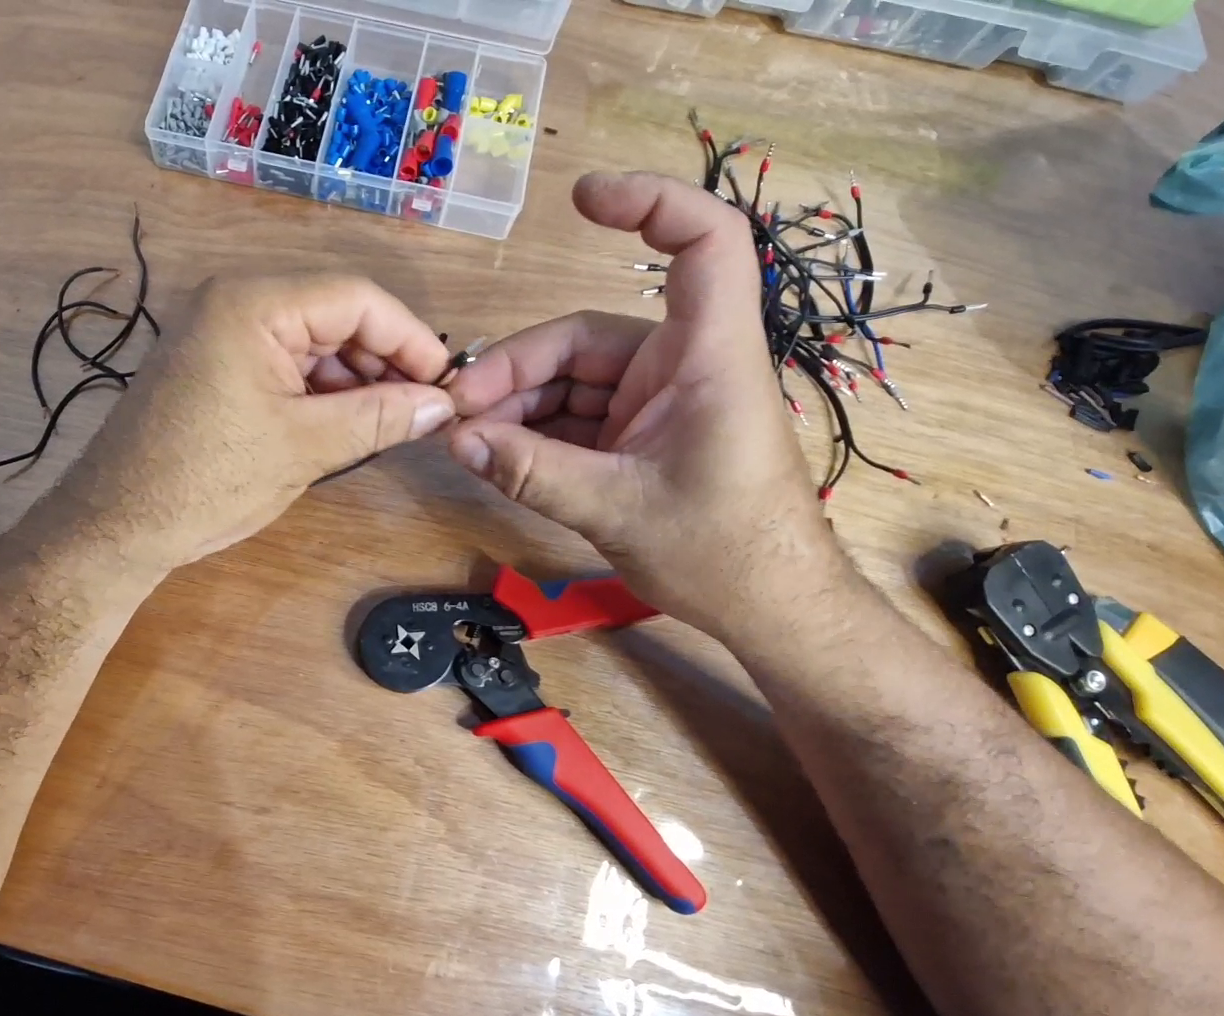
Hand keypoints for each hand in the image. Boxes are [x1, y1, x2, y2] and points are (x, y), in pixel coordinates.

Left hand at [56, 274, 455, 569]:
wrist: (117, 524)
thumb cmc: (206, 480)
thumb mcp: (304, 448)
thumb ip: (379, 417)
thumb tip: (442, 405)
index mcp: (252, 303)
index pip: (356, 298)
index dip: (409, 338)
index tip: (445, 383)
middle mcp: (233, 301)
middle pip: (334, 315)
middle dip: (382, 361)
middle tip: (419, 410)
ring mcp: (218, 331)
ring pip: (311, 341)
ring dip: (353, 379)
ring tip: (386, 424)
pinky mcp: (213, 363)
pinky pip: (282, 362)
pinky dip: (317, 391)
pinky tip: (344, 424)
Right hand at [444, 172, 853, 643]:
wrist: (767, 608)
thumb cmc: (723, 552)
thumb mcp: (616, 510)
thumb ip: (532, 472)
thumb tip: (456, 441)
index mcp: (708, 357)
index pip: (702, 244)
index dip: (650, 203)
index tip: (581, 199)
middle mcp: (681, 364)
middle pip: (585, 336)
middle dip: (515, 370)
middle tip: (459, 413)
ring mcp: (657, 401)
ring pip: (570, 380)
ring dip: (516, 407)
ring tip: (467, 441)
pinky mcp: (640, 434)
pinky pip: (575, 417)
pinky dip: (535, 433)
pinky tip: (495, 455)